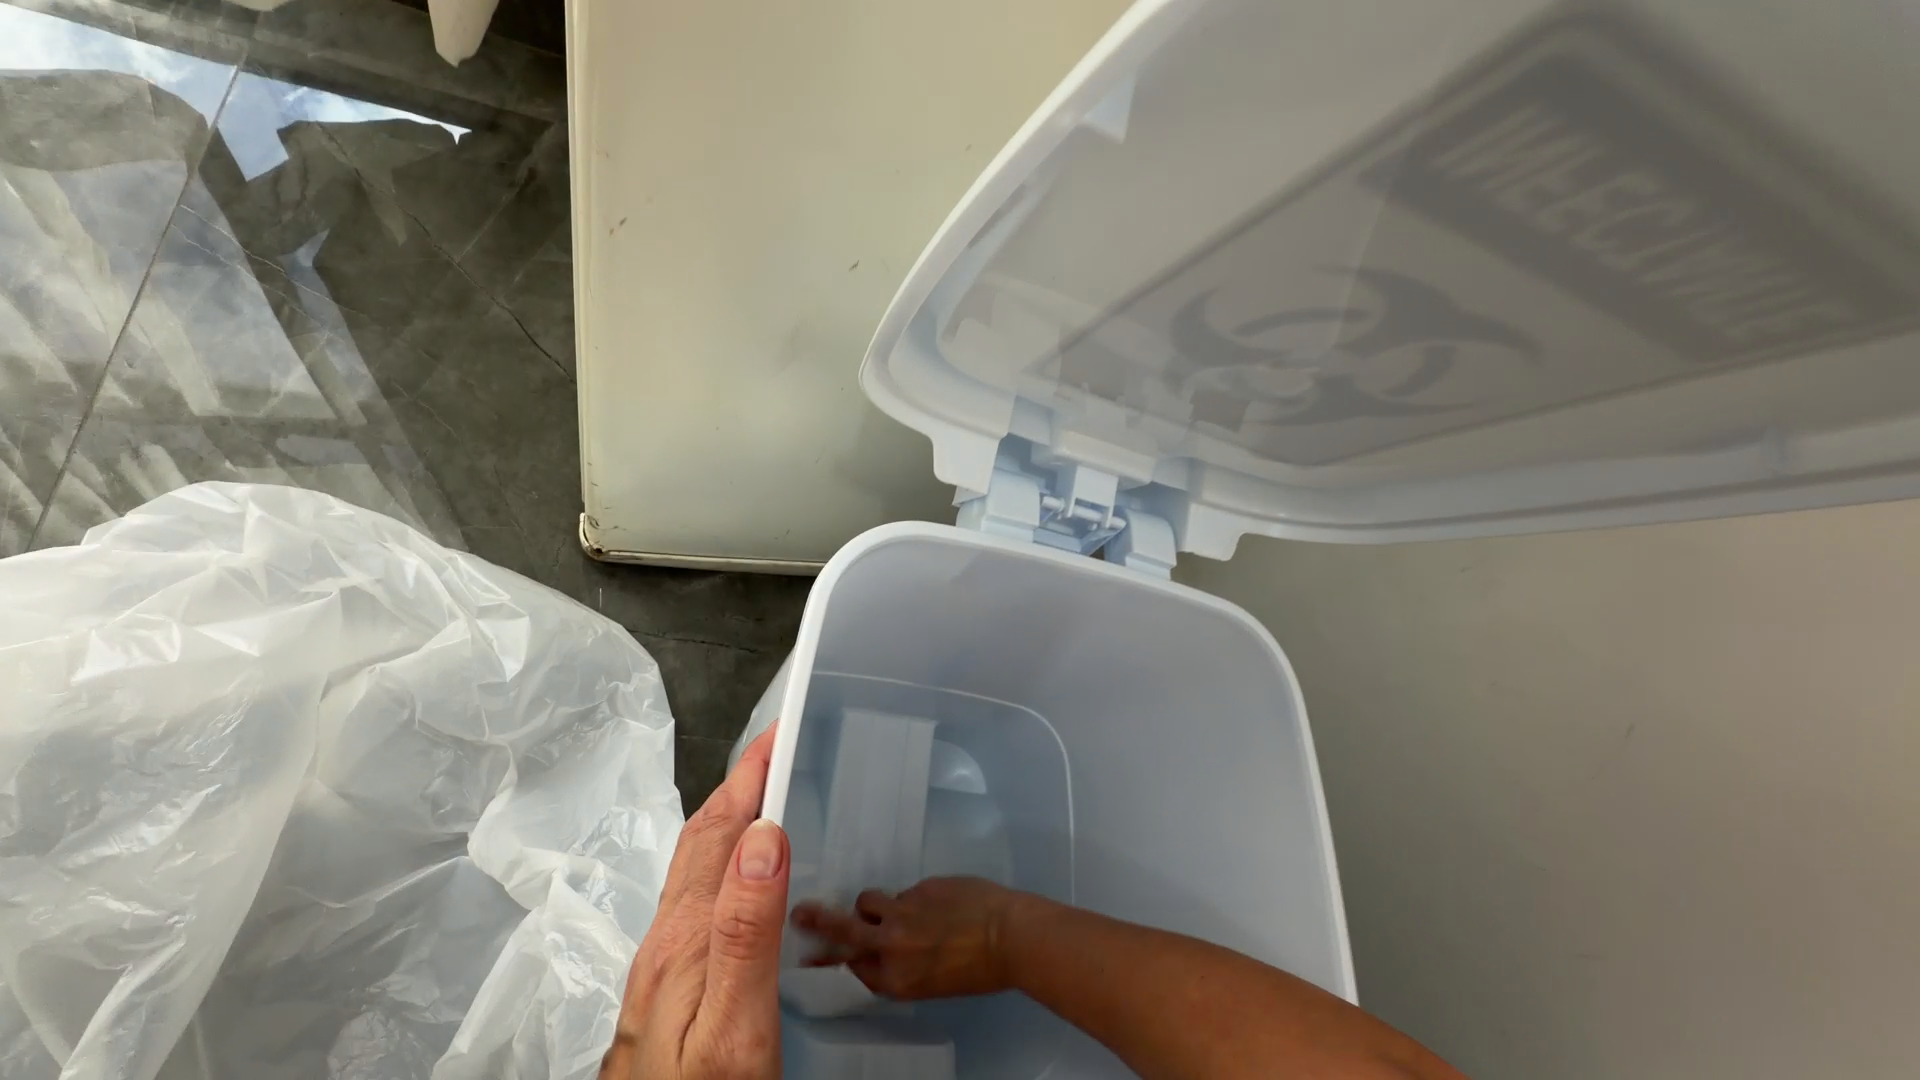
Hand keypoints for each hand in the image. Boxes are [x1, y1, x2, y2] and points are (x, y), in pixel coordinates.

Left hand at [599, 728, 789, 1079]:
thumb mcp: (735, 1027)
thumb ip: (745, 932)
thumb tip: (763, 835)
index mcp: (686, 937)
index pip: (719, 831)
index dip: (748, 776)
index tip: (780, 731)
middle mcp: (667, 938)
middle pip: (700, 839)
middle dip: (739, 784)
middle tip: (781, 749)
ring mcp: (663, 962)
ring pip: (695, 864)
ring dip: (730, 817)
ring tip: (768, 794)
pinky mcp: (668, 983)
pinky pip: (698, 894)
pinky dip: (726, 857)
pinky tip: (746, 873)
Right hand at [790, 876, 1028, 1000]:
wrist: (1011, 936)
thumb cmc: (977, 970)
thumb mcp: (930, 982)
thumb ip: (900, 966)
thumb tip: (883, 946)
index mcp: (895, 979)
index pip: (853, 965)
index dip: (842, 955)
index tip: (824, 947)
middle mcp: (892, 947)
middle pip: (842, 930)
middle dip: (817, 922)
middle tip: (799, 911)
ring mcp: (904, 913)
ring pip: (868, 900)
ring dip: (874, 904)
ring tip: (893, 908)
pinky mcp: (921, 886)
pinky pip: (906, 890)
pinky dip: (916, 897)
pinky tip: (941, 904)